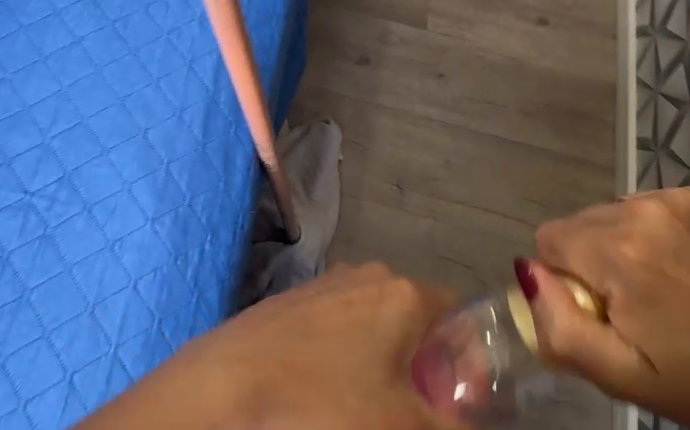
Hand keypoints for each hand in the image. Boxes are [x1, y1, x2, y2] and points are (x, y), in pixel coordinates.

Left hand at [80, 263, 462, 429]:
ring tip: (368, 403)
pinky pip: (336, 322)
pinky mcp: (291, 299)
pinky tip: (325, 389)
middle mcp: (368, 275)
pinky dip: (344, 352)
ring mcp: (324, 283)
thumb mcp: (400, 427)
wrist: (223, 387)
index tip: (455, 398)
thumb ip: (447, 424)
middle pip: (415, 315)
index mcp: (402, 293)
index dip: (465, 356)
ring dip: (382, 357)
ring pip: (373, 319)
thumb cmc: (322, 405)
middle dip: (422, 361)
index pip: (456, 311)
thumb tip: (465, 424)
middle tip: (414, 407)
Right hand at [522, 188, 689, 429]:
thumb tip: (530, 275)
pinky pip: (643, 207)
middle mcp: (644, 211)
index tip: (600, 313)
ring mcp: (676, 199)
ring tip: (657, 290)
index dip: (564, 281)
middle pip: (577, 224)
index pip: (548, 239)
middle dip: (590, 262)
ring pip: (608, 214)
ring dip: (618, 246)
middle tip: (631, 310)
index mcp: (621, 252)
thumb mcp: (618, 375)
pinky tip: (677, 268)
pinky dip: (649, 233)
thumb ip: (559, 324)